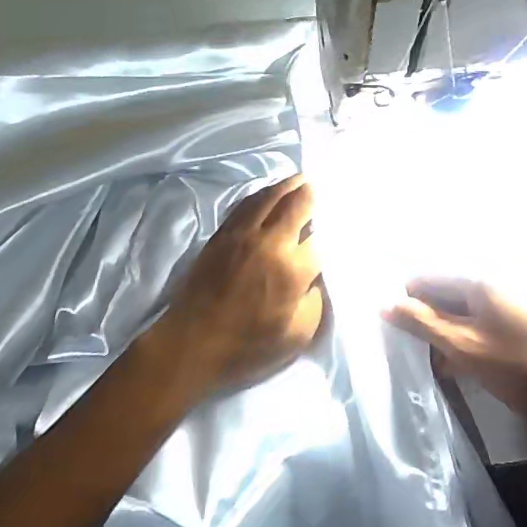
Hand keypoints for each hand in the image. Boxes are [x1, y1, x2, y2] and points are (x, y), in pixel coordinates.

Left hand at [148, 174, 324, 395]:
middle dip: (311, 194)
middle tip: (318, 188)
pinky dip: (261, 194)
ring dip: (287, 185)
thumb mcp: (296, 337)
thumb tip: (316, 277)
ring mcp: (243, 234)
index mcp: (292, 269)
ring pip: (270, 196)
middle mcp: (270, 242)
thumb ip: (315, 302)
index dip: (330, 232)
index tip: (334, 229)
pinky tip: (268, 193)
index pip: (320, 239)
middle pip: (297, 204)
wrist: (192, 343)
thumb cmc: (247, 346)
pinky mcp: (221, 234)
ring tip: (299, 180)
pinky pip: (245, 204)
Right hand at [385, 275, 526, 439]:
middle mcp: (500, 279)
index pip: (426, 279)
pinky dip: (478, 340)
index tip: (402, 336)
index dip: (409, 305)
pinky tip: (477, 367)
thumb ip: (424, 323)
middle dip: (432, 322)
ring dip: (454, 335)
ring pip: (471, 311)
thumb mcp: (466, 348)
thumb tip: (386, 302)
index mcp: (480, 278)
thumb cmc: (525, 370)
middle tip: (425, 356)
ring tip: (448, 368)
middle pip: (449, 293)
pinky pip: (492, 322)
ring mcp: (521, 298)